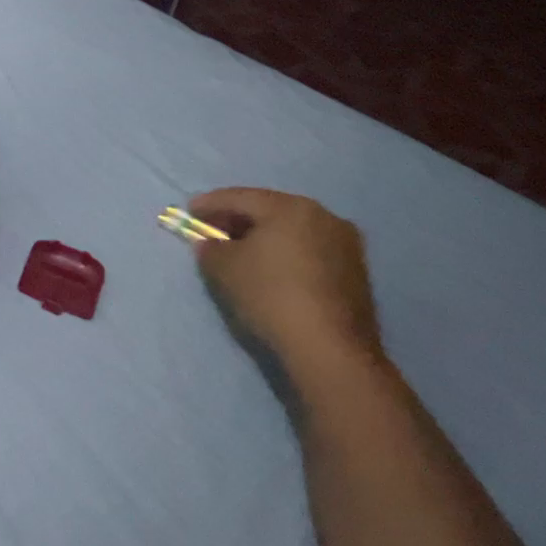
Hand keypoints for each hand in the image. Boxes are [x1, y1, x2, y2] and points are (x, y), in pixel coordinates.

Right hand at [191, 188, 383, 370]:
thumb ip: (210, 247)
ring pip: (293, 230)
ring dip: (264, 236)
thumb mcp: (222, 267)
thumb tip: (212, 243)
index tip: (189, 211)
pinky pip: (309, 249)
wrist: (330, 348)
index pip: (240, 197)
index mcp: (291, 207)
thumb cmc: (270, 294)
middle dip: (239, 218)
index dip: (210, 203)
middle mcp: (324, 216)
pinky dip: (286, 252)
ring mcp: (346, 244)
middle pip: (270, 210)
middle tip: (213, 229)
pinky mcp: (356, 272)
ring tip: (240, 250)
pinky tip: (270, 267)